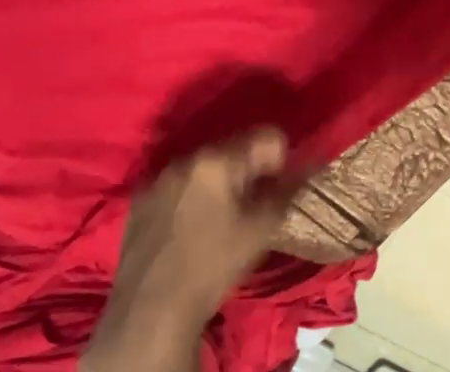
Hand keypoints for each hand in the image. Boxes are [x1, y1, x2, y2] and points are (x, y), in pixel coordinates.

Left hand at [83, 129, 298, 371]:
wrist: (149, 314)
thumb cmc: (214, 265)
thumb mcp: (264, 226)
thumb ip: (290, 187)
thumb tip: (312, 163)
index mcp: (217, 161)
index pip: (267, 136)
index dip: (282, 158)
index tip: (280, 186)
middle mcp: (183, 161)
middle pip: (232, 149)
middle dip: (249, 170)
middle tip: (255, 202)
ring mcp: (156, 182)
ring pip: (204, 168)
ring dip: (220, 182)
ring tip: (224, 215)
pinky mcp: (137, 205)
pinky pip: (178, 186)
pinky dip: (193, 196)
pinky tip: (194, 226)